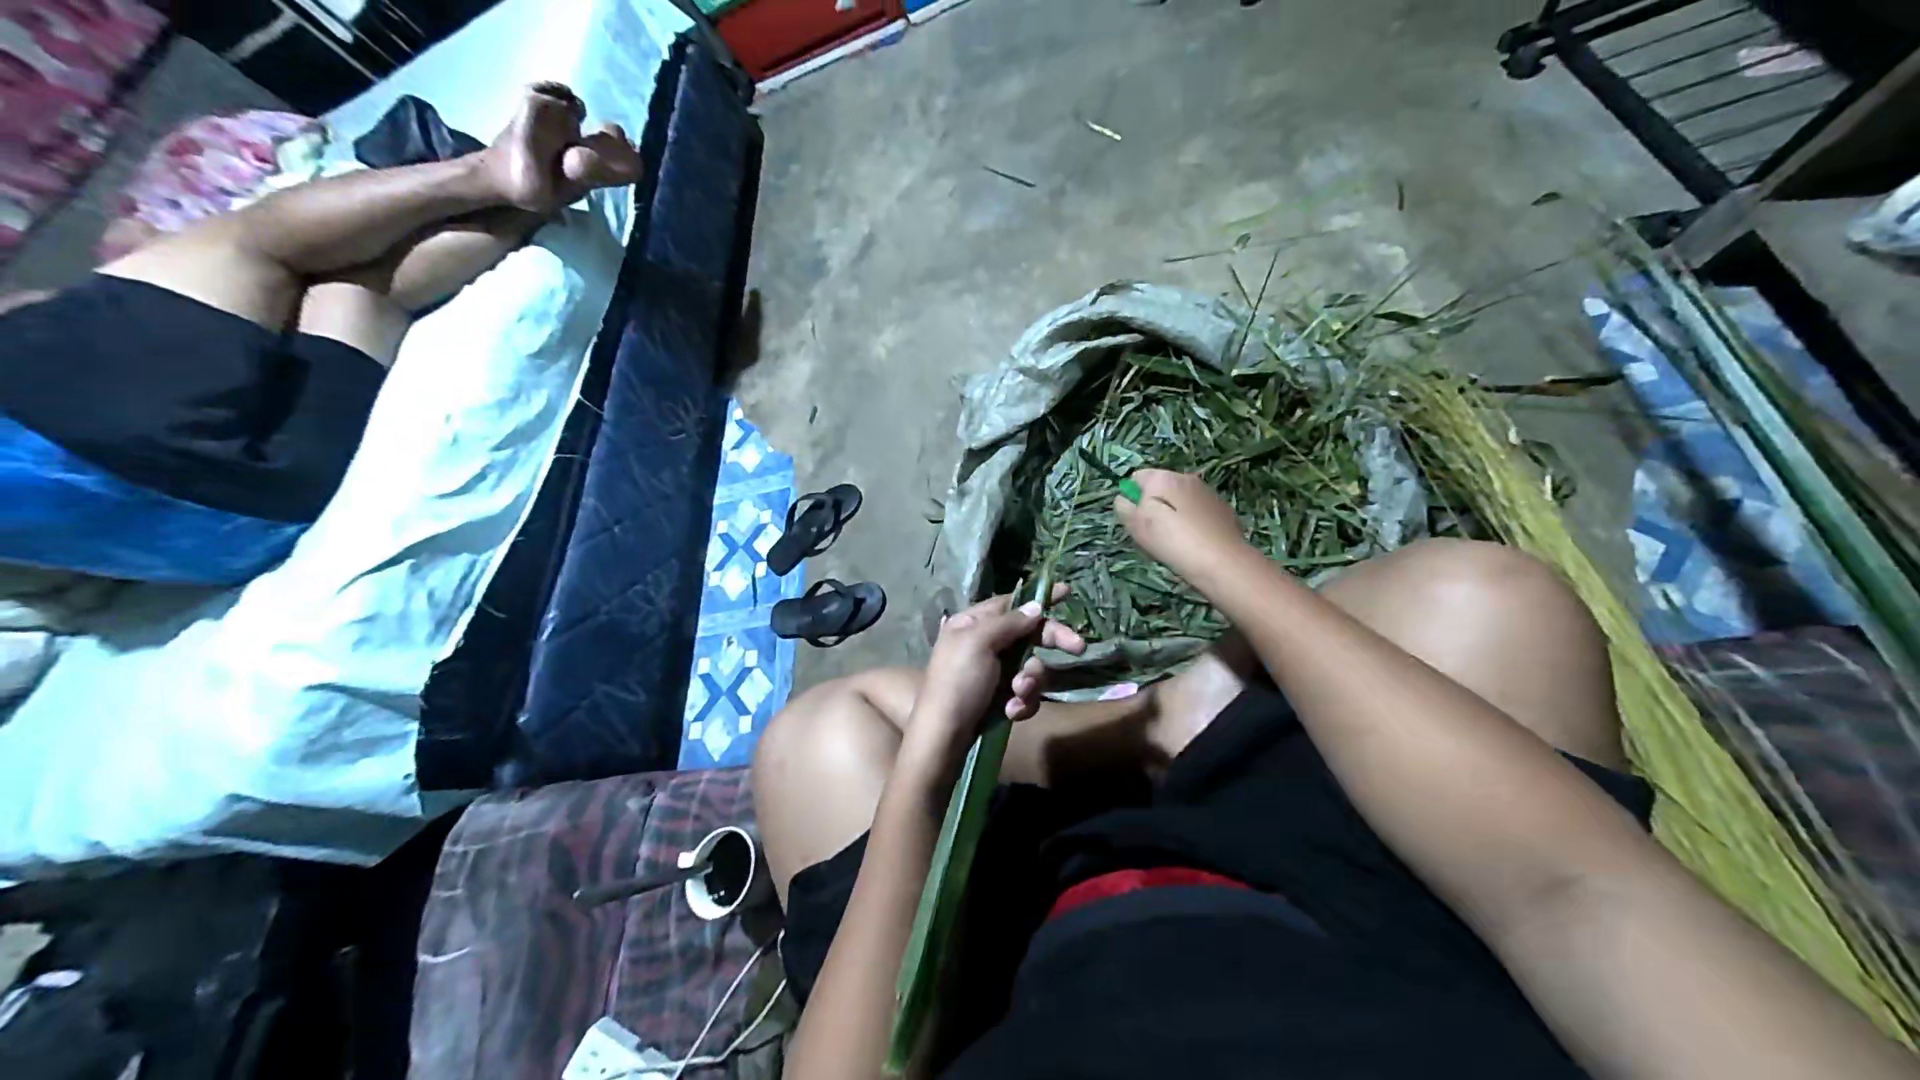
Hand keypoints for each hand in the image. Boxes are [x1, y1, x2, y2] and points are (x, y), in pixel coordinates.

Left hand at [914, 586, 1085, 745]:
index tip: (1066, 592)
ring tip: (1017, 693)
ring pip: (1032, 666)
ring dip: (1031, 680)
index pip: (1011, 603)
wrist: (945, 736)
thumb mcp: (978, 643)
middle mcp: (985, 644)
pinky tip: (1011, 712)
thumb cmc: (957, 682)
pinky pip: (1026, 693)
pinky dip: (1022, 703)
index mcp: (972, 623)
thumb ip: (1009, 623)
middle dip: (1051, 641)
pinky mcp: (1002, 698)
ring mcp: (995, 672)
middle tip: (1077, 648)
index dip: (1038, 598)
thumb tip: (1035, 606)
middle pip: (1029, 633)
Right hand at [1115, 469, 1253, 581]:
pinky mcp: (1223, 511)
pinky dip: (1190, 523)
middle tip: (1152, 534)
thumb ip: (1125, 507)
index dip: (1131, 497)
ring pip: (1179, 500)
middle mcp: (1188, 478)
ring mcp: (1208, 494)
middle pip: (1160, 488)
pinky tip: (1193, 543)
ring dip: (1172, 515)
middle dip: (1152, 507)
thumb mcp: (1138, 525)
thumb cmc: (1174, 541)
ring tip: (1174, 542)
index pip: (1137, 476)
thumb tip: (1124, 498)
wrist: (1223, 562)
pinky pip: (1196, 513)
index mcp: (1165, 478)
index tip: (1135, 519)